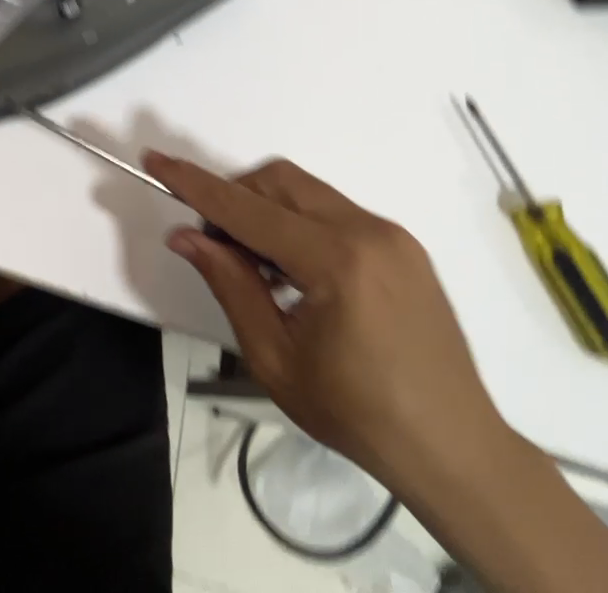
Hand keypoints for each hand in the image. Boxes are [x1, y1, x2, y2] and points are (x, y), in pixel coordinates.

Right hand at [145, 154, 509, 490]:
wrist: (452, 446)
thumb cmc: (355, 412)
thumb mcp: (273, 356)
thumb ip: (229, 284)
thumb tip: (184, 236)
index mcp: (338, 262)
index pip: (248, 209)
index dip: (195, 185)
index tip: (155, 161)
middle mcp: (370, 232)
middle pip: (278, 182)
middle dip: (232, 198)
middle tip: (214, 249)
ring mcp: (393, 237)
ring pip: (306, 193)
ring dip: (264, 212)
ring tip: (255, 270)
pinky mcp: (404, 248)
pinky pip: (333, 213)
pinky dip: (297, 226)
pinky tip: (292, 276)